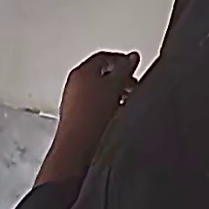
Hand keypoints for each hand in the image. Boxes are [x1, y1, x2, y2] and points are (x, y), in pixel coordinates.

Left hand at [37, 51, 138, 183]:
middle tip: (134, 85)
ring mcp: (74, 102)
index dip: (122, 60)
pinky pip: (95, 106)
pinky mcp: (77, 118)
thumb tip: (132, 57)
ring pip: (99, 91)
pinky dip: (108, 106)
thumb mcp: (115, 87)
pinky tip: (117, 116)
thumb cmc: (92, 118)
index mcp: (82, 72)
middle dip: (119, 78)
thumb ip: (124, 69)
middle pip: (101, 74)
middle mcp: (75, 84)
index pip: (104, 58)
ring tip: (128, 102)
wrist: (77, 151)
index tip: (134, 65)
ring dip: (115, 94)